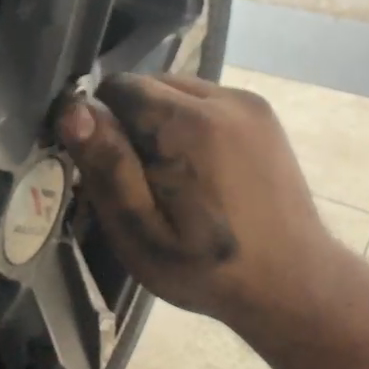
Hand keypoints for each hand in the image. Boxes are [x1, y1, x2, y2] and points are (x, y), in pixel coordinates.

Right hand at [55, 74, 337, 324]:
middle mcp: (221, 99)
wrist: (295, 284)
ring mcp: (248, 102)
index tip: (111, 168)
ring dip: (160, 120)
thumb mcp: (141, 232)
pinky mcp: (262, 112)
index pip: (116, 88)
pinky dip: (189, 122)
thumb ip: (108, 167)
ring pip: (174, 89)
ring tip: (171, 174)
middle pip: (147, 84)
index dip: (102, 124)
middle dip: (131, 122)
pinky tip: (199, 167)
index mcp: (188, 125)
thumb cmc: (207, 268)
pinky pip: (204, 99)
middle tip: (140, 178)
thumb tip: (73, 110)